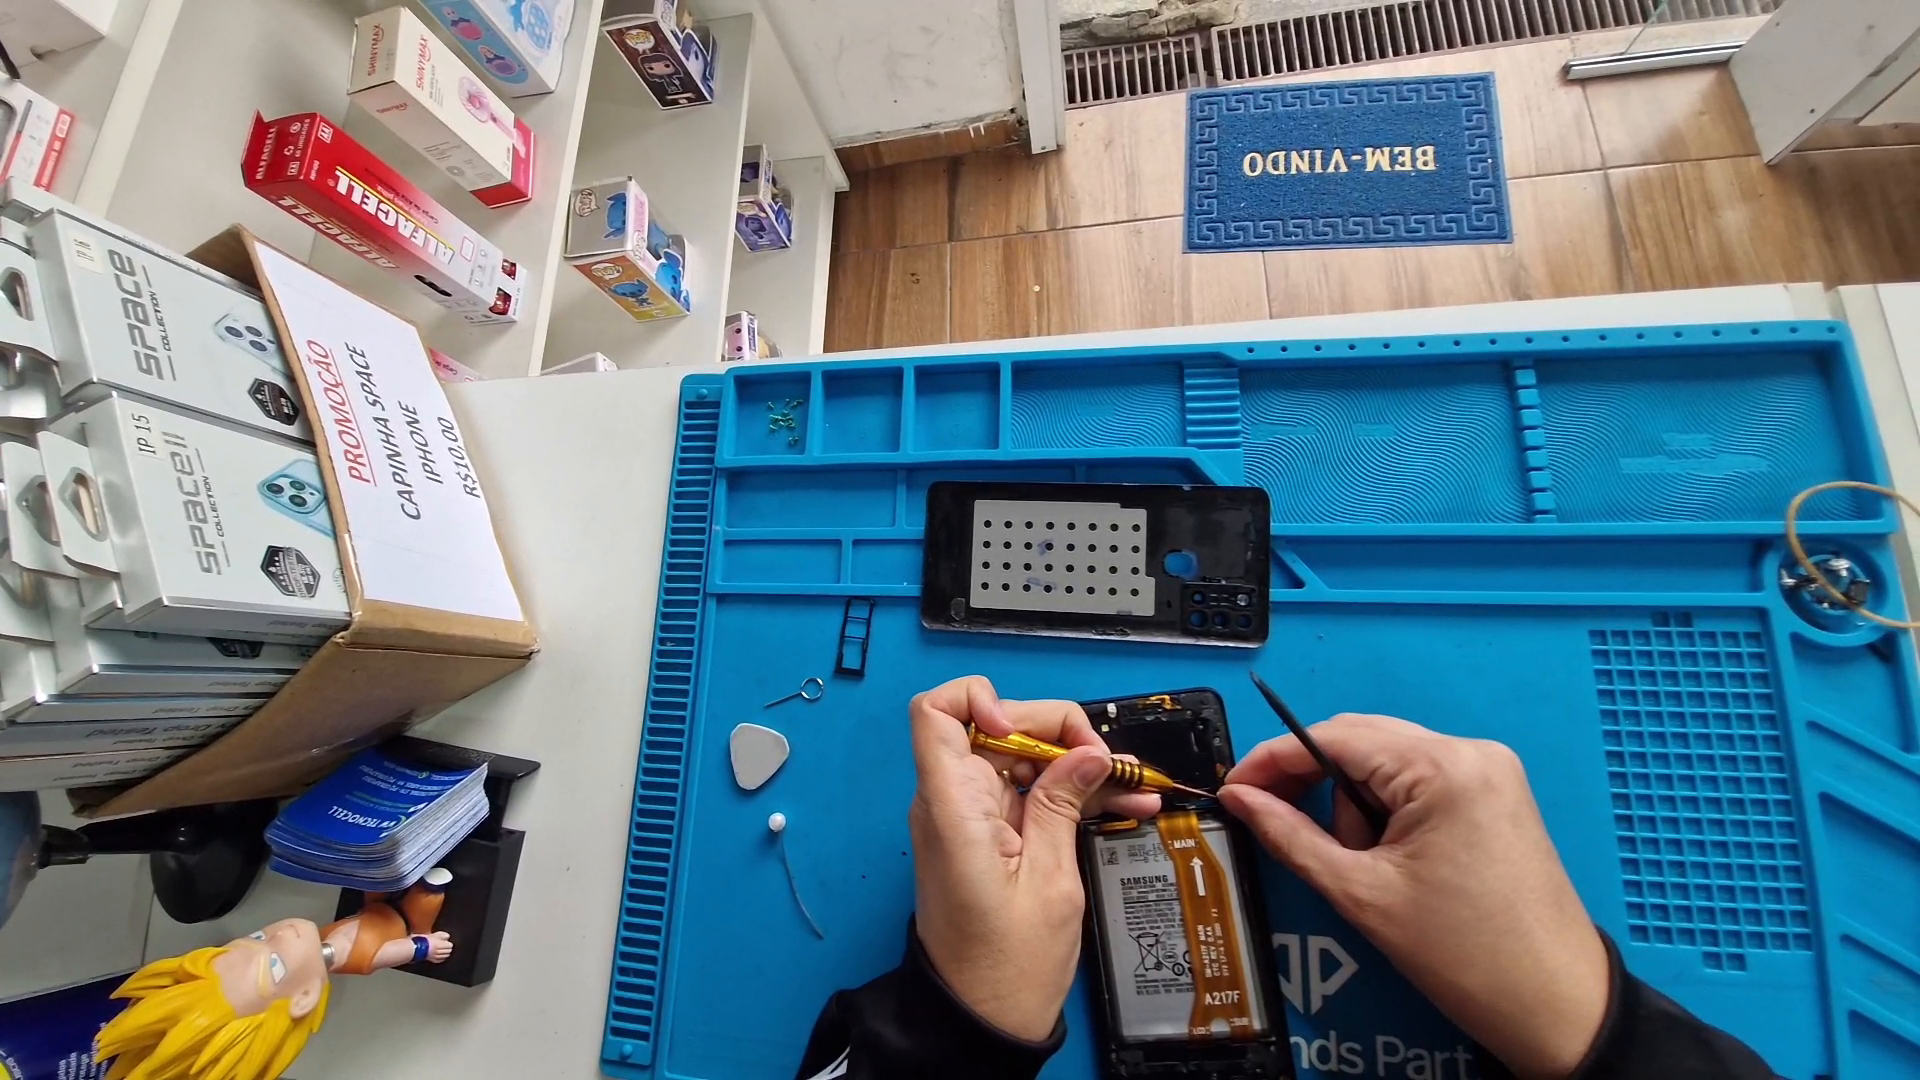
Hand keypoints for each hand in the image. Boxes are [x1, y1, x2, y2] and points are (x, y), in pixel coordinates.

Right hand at [423, 931, 452, 962]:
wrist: (418, 946)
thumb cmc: (428, 940)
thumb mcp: (438, 934)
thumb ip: (445, 935)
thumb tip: (448, 938)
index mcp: (440, 945)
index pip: (450, 946)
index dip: (449, 944)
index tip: (447, 943)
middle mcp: (438, 952)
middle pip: (448, 951)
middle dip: (448, 948)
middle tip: (446, 947)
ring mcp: (434, 956)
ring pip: (445, 956)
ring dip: (446, 953)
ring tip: (445, 951)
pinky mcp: (431, 960)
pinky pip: (439, 960)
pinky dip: (442, 958)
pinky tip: (442, 956)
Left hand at [908, 676, 1159, 1042]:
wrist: (981, 1021)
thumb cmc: (1006, 965)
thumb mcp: (1051, 881)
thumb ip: (1064, 804)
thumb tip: (1088, 752)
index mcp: (953, 803)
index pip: (935, 711)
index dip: (979, 699)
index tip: (1023, 731)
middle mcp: (955, 797)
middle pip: (999, 725)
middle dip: (1056, 732)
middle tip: (1107, 763)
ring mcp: (974, 811)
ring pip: (1024, 757)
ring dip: (1077, 763)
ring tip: (1132, 782)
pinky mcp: (993, 828)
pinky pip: (1031, 791)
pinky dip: (1073, 792)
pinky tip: (1124, 801)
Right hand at [1217, 714, 1608, 1079]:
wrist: (1564, 1014)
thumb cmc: (1463, 956)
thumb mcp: (1360, 894)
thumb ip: (1288, 835)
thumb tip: (1236, 796)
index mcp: (1441, 768)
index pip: (1330, 738)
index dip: (1272, 759)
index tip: (1233, 786)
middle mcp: (1466, 750)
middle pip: (1355, 739)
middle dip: (1309, 778)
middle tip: (1270, 814)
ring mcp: (1484, 768)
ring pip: (1378, 757)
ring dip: (1349, 799)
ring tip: (1359, 859)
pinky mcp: (1490, 789)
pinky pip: (1408, 774)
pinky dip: (1379, 804)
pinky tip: (1381, 848)